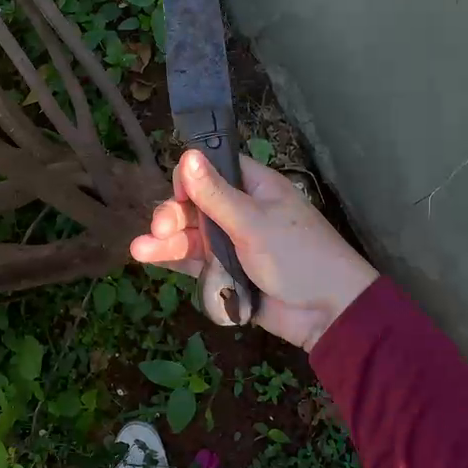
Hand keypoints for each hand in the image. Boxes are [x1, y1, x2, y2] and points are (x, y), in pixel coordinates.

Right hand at [130, 150, 377, 350]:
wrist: (328, 313)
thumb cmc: (297, 255)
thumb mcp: (253, 222)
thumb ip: (214, 194)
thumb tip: (186, 154)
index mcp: (254, 188)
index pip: (212, 170)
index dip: (190, 178)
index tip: (181, 194)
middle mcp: (241, 211)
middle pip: (195, 205)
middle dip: (174, 215)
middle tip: (159, 229)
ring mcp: (233, 243)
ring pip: (192, 235)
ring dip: (167, 241)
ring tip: (140, 250)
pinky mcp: (228, 273)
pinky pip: (197, 263)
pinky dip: (179, 262)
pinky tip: (150, 259)